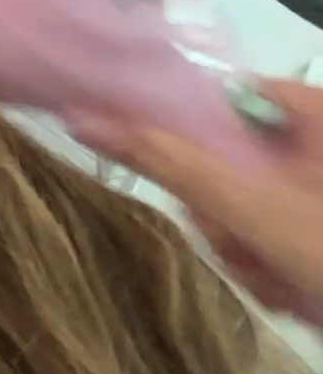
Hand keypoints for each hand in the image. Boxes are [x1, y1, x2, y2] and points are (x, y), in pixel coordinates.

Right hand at [76, 80, 322, 323]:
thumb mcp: (245, 205)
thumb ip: (159, 157)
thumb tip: (77, 118)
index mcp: (319, 116)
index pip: (225, 94)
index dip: (184, 120)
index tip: (166, 156)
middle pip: (232, 152)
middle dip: (219, 205)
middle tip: (233, 236)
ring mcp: (322, 186)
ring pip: (248, 193)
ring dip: (241, 237)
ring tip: (270, 271)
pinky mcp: (319, 220)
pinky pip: (277, 220)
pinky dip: (271, 252)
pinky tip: (286, 280)